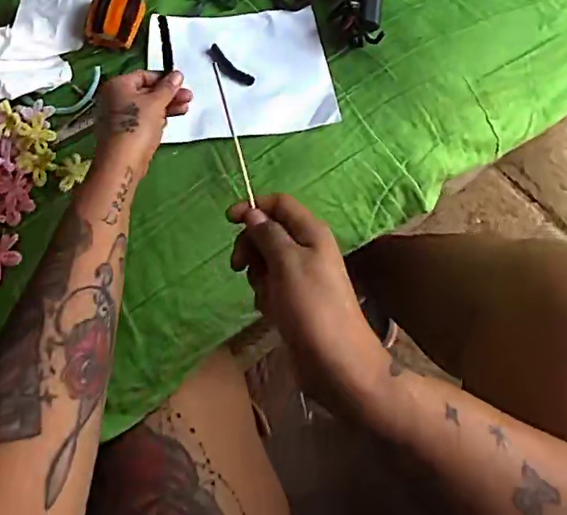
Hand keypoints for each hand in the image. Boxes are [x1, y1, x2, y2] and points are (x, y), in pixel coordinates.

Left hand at [95, 70, 191, 161]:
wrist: (122, 162)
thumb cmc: (137, 126)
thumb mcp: (157, 102)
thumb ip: (168, 87)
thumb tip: (177, 75)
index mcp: (117, 85)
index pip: (144, 75)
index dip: (164, 78)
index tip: (181, 83)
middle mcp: (113, 98)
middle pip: (146, 91)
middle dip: (168, 94)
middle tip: (188, 97)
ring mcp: (116, 117)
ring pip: (145, 107)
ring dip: (166, 106)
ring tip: (185, 109)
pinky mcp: (122, 132)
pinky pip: (142, 120)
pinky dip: (156, 118)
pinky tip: (170, 120)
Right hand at [227, 195, 391, 416]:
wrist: (337, 363)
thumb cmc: (313, 307)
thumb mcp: (287, 263)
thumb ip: (268, 234)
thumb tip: (253, 213)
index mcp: (311, 231)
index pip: (279, 204)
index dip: (254, 207)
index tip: (229, 220)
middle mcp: (307, 248)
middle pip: (269, 231)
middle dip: (251, 246)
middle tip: (239, 265)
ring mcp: (302, 275)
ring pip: (266, 260)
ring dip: (258, 275)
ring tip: (266, 295)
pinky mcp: (296, 300)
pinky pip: (271, 285)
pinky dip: (265, 294)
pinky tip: (270, 310)